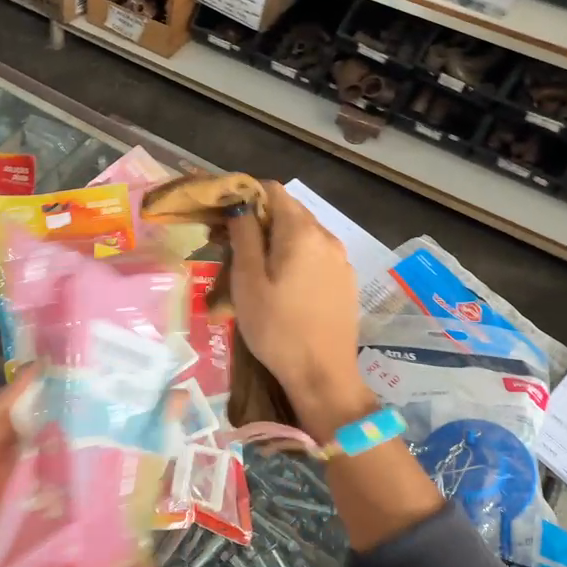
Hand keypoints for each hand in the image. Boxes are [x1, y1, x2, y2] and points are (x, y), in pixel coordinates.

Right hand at [227, 182, 373, 432]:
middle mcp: (326, 237)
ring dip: (274, 240)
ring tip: (250, 267)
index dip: (244, 196)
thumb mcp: (247, 280)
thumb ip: (244, 235)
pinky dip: (293, 257)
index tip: (221, 217)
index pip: (272, 190)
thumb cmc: (276, 328)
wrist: (323, 376)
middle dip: (257, 219)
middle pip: (288, 211)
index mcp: (301, 232)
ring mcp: (340, 260)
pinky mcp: (345, 281)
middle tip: (226, 243)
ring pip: (301, 234)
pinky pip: (314, 255)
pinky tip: (279, 284)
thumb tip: (239, 204)